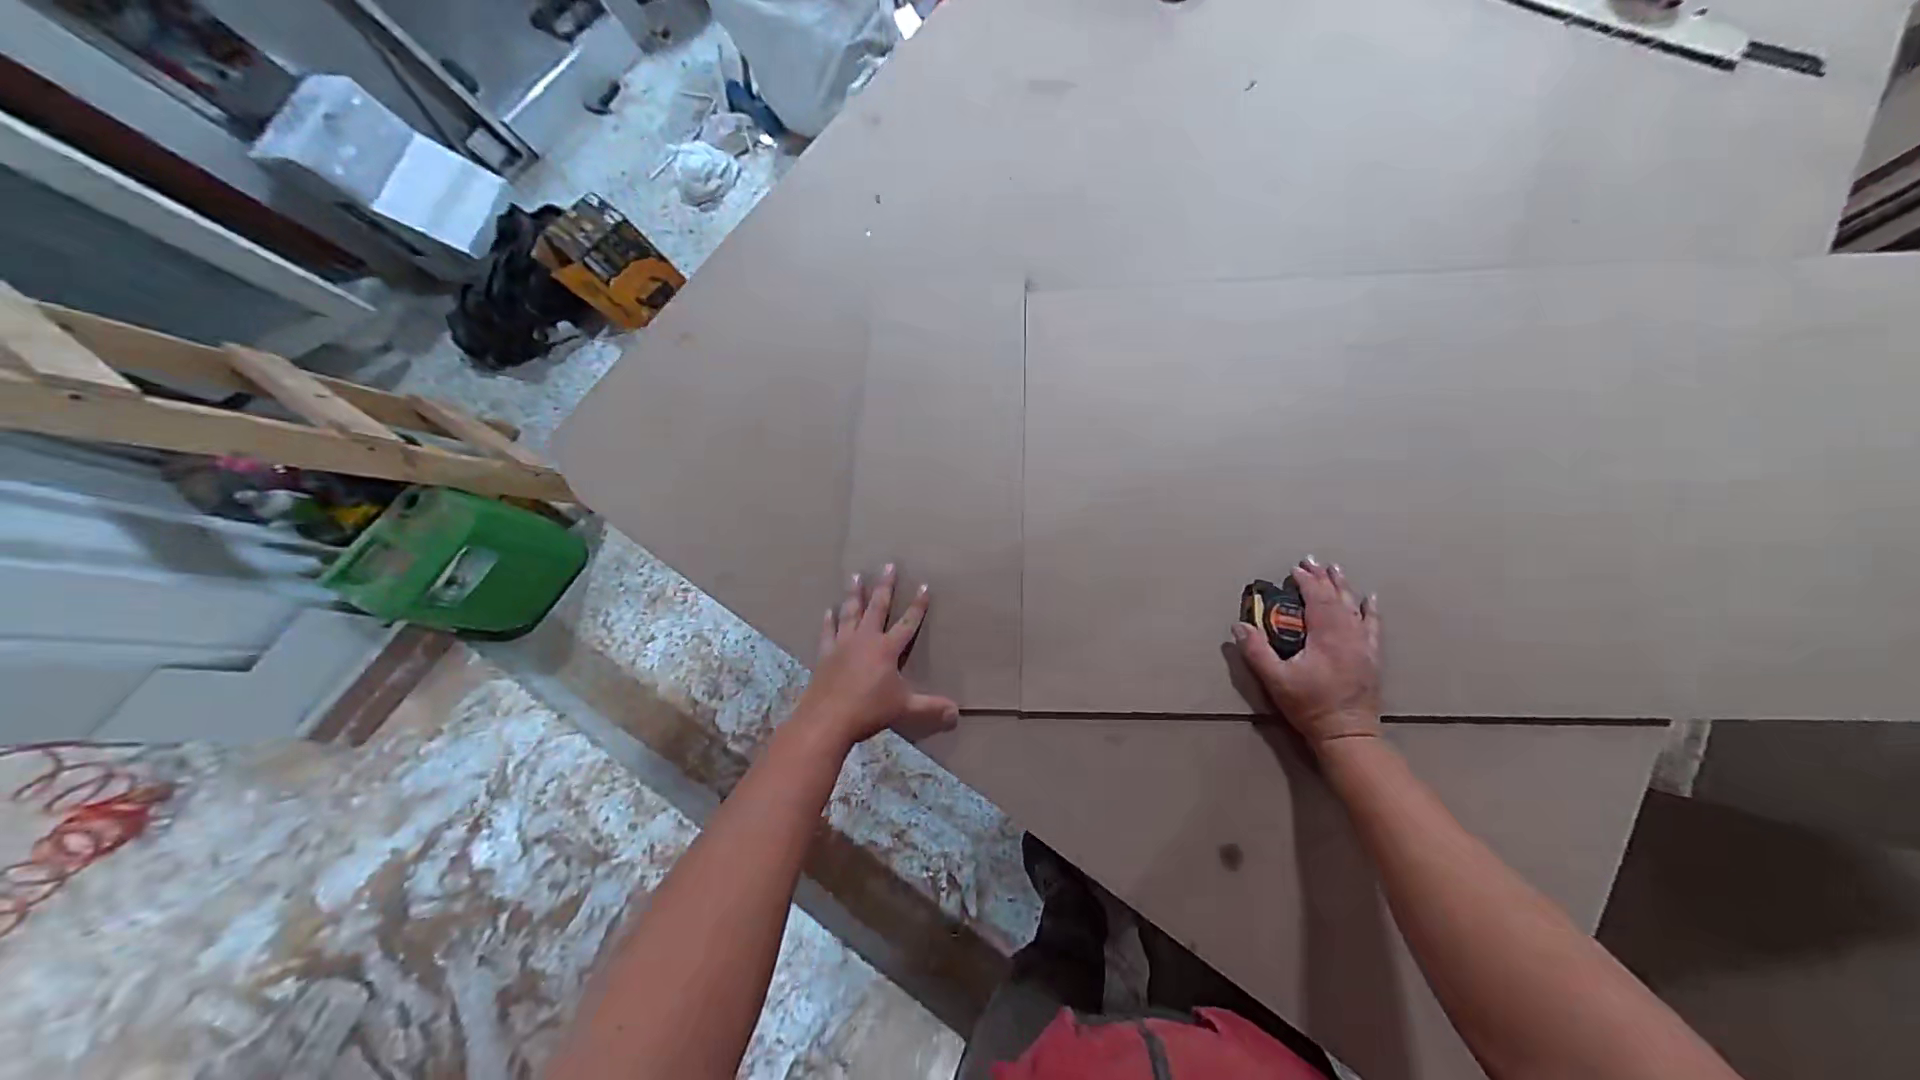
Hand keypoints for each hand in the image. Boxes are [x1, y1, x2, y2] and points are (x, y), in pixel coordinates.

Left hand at [793, 564, 959, 748]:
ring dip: (855, 594)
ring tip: (856, 576)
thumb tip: (956, 713)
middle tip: (888, 565)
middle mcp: (865, 640)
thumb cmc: (868, 710)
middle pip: (877, 607)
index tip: (924, 586)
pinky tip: (829, 610)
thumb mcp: (905, 709)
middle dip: (884, 586)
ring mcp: (842, 645)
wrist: (827, 719)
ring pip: (850, 612)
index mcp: (887, 650)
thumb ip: (930, 708)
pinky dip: (829, 620)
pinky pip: (828, 632)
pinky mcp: (825, 655)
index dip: (918, 606)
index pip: (907, 623)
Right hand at [1232, 556, 1381, 747]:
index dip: (1306, 582)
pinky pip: (1373, 626)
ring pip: (1355, 607)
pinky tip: (1369, 599)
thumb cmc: (1309, 706)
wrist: (1347, 733)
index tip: (1294, 570)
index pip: (1317, 599)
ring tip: (1335, 570)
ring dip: (1344, 587)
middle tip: (1312, 561)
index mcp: (1327, 636)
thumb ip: (1257, 650)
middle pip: (1337, 598)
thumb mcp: (1275, 680)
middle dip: (1323, 578)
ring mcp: (1364, 646)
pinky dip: (1370, 610)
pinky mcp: (1371, 657)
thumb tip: (1239, 626)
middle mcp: (1349, 635)